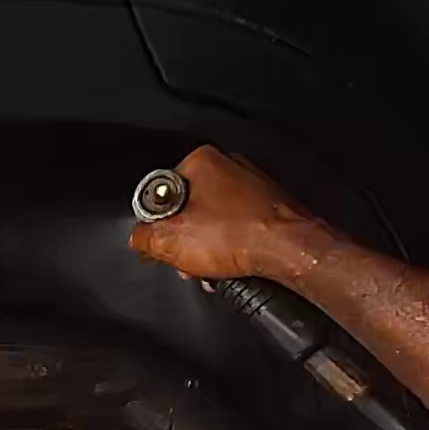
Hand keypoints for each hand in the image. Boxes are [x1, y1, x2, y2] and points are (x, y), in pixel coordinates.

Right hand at [127, 146, 320, 279]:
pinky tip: (227, 264)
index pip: (159, 194)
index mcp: (200, 162)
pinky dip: (227, 246)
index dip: (154, 225)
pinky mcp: (265, 207)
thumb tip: (139, 239)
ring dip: (204, 247)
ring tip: (207, 267)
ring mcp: (250, 185)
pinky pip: (234, 227)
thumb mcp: (170, 241)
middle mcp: (227, 166)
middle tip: (184, 260)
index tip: (157, 244)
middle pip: (186, 208)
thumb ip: (143, 238)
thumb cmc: (241, 235)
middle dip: (182, 240)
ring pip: (211, 220)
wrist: (289, 249)